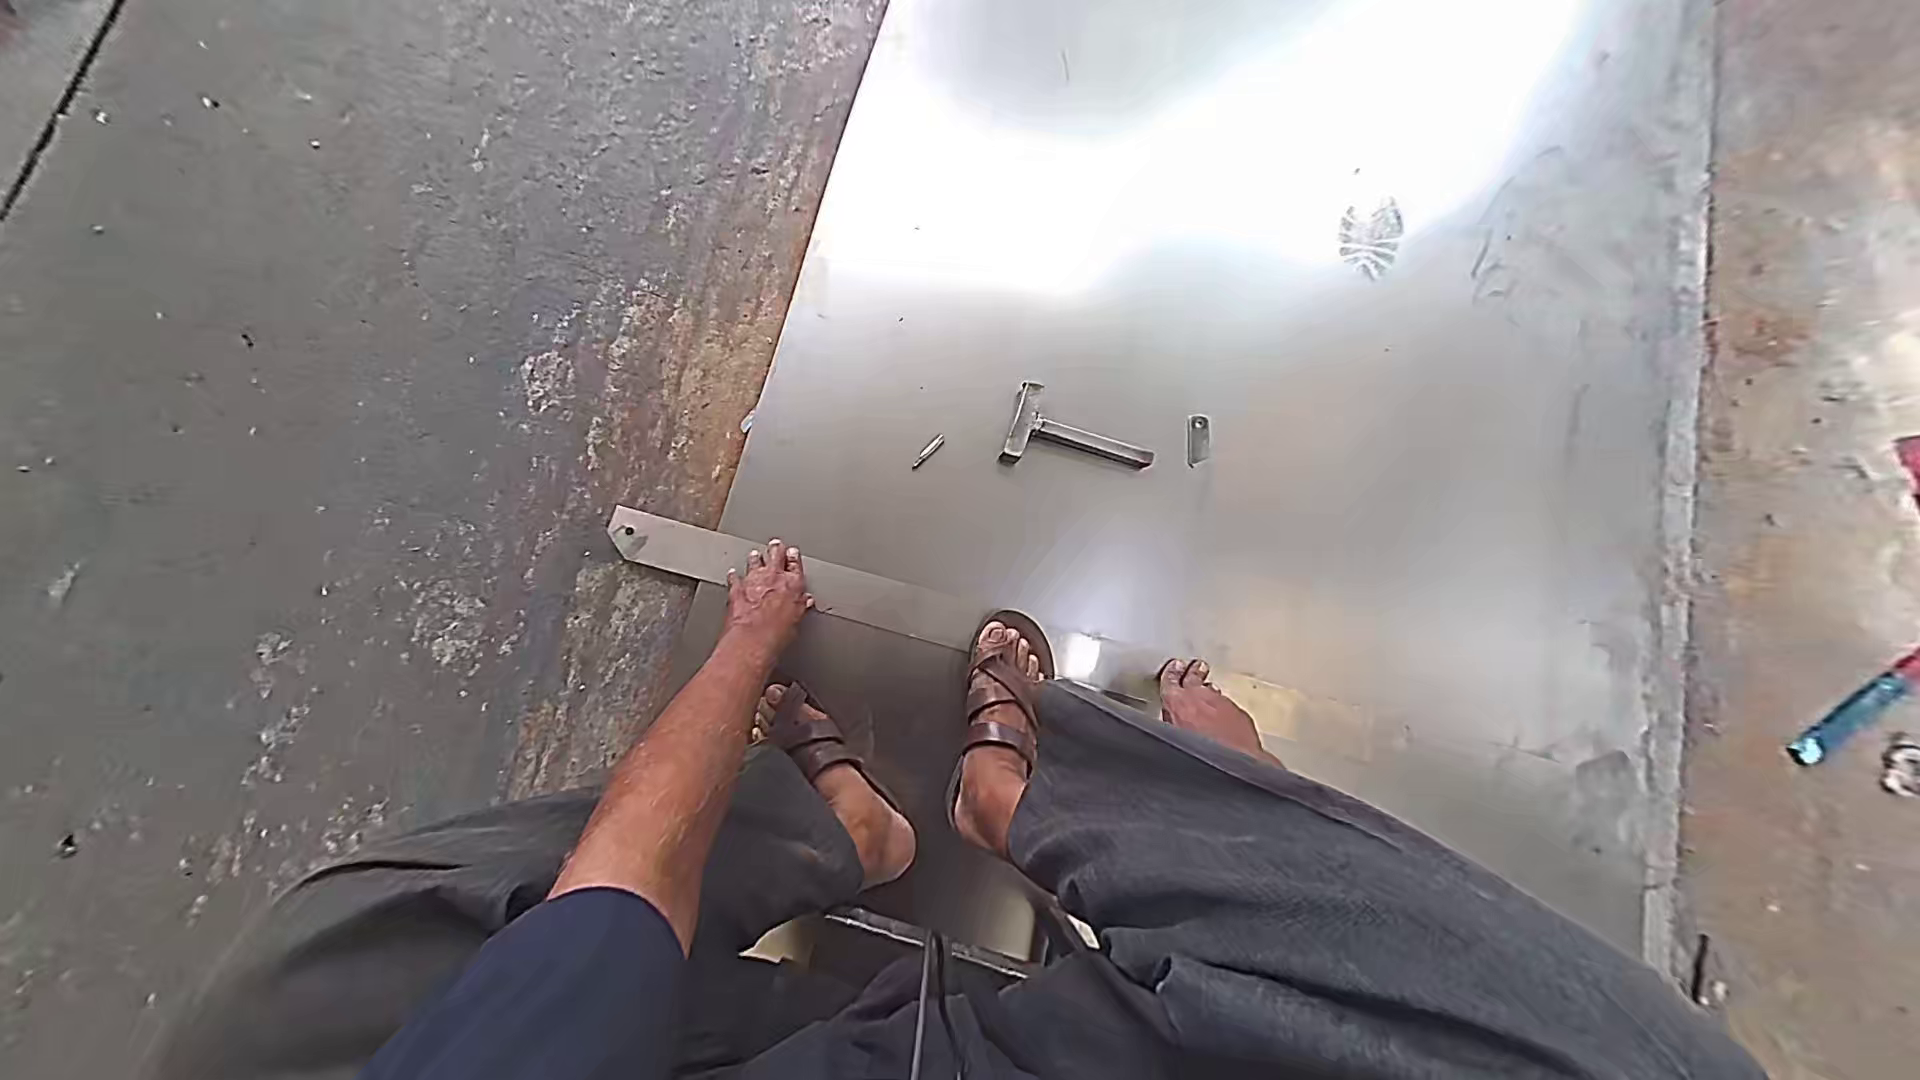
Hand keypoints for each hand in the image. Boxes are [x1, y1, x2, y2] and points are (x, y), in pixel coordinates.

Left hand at [722, 539, 812, 662]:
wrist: (752, 640)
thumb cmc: (777, 633)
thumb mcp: (798, 620)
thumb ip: (801, 606)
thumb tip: (805, 603)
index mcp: (793, 584)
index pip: (795, 564)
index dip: (794, 557)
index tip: (792, 552)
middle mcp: (773, 578)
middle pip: (775, 556)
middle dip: (776, 549)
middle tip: (775, 544)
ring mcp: (753, 582)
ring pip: (754, 562)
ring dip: (755, 558)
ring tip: (756, 554)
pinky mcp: (736, 590)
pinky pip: (734, 578)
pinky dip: (734, 575)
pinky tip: (733, 573)